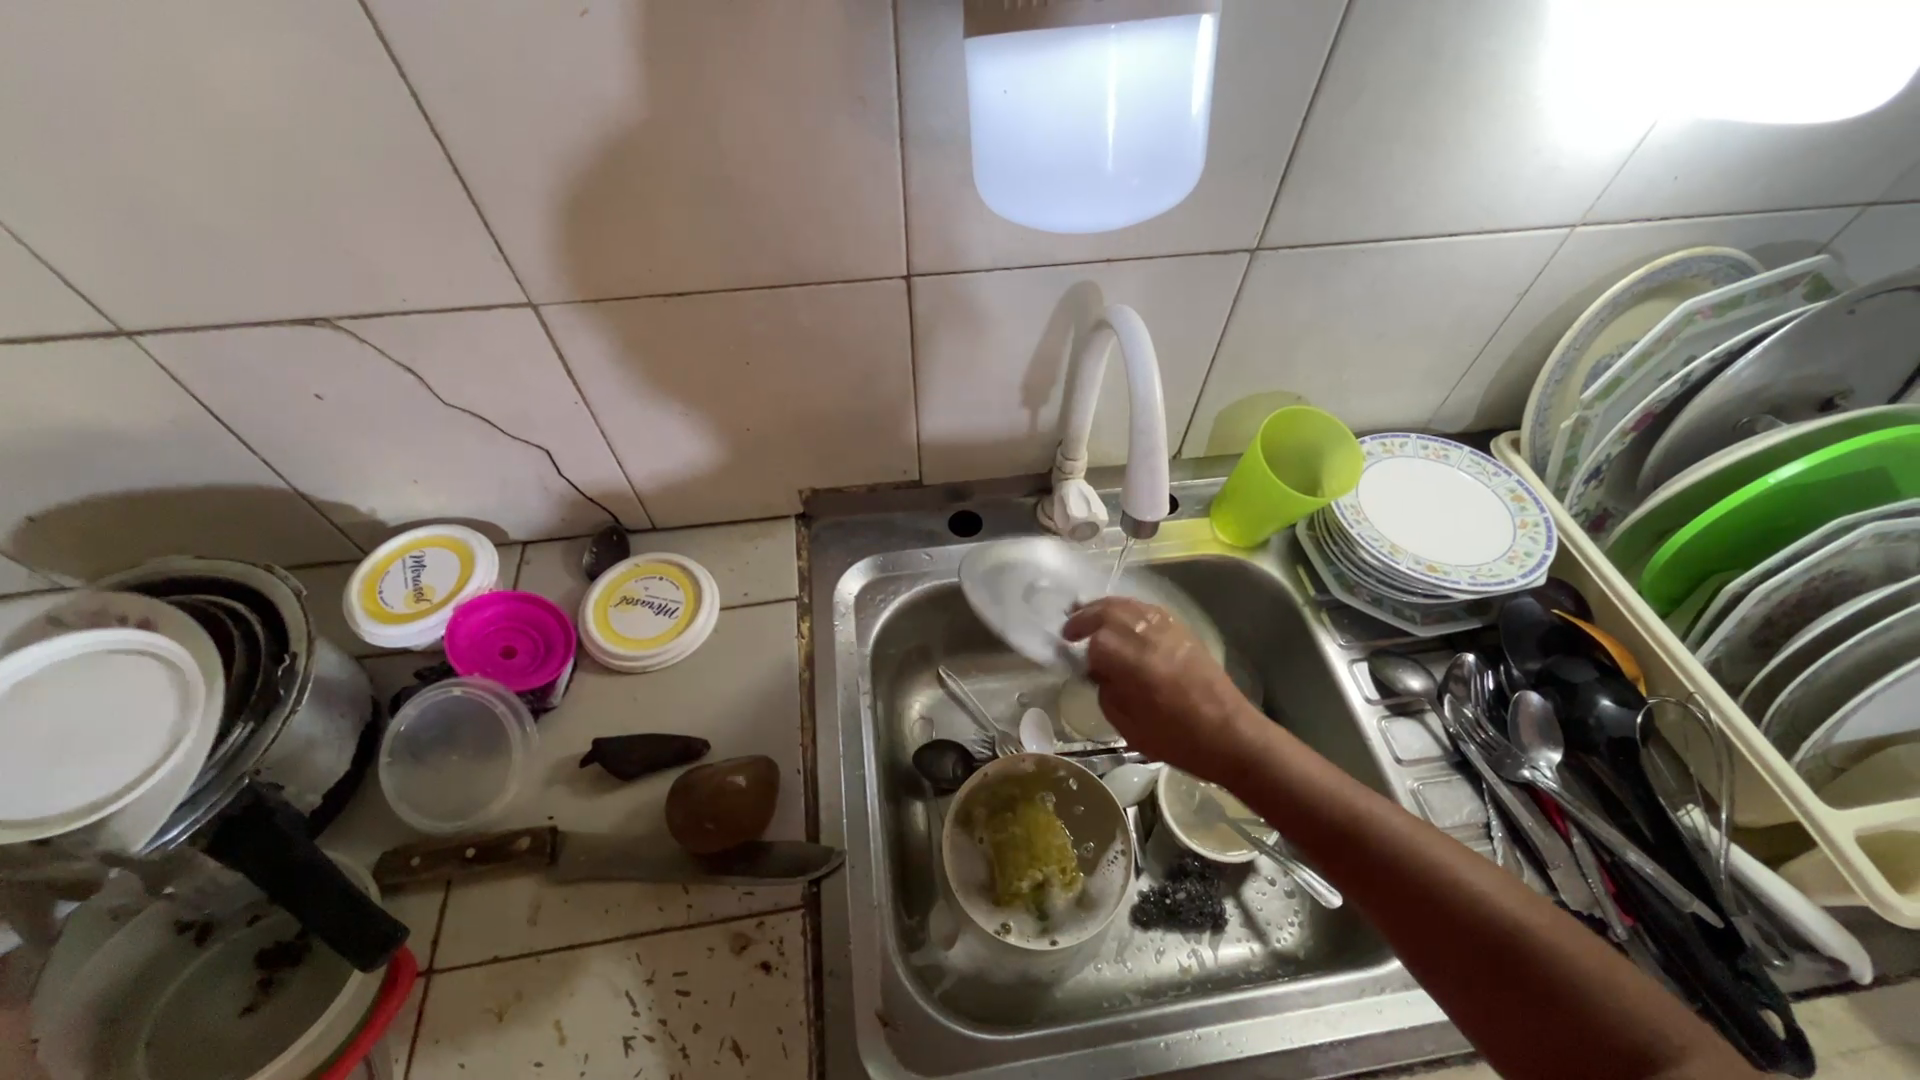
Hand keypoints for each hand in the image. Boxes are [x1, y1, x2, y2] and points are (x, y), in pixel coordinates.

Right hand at [1062, 596, 1266, 784]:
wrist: (1229, 735)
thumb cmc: (1175, 739)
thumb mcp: (1127, 725)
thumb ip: (1107, 691)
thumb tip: (1099, 672)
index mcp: (1134, 664)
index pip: (1095, 641)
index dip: (1080, 648)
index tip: (1074, 658)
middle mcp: (1150, 638)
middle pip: (1109, 610)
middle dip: (1085, 616)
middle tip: (1069, 628)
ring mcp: (1169, 630)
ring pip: (1129, 605)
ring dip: (1105, 607)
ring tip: (1090, 616)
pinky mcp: (1184, 631)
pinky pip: (1149, 610)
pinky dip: (1129, 610)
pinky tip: (1122, 620)